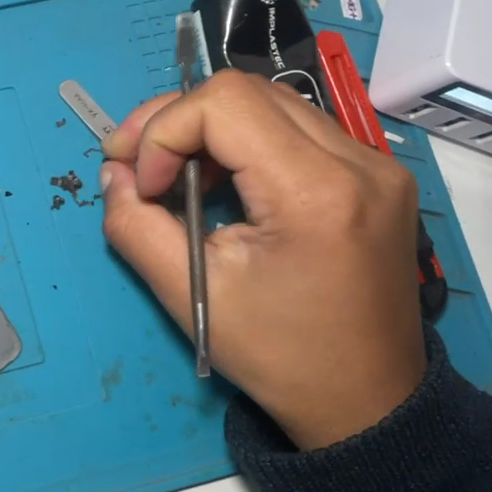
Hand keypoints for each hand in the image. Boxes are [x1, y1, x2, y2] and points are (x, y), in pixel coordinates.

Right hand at [99, 71, 425, 450]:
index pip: (223, 104)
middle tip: (136, 165)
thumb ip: (134, 225)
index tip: (142, 187)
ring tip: (175, 176)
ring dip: (207, 129)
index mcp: (314, 192)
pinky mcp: (375, 175)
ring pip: (270, 102)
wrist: (363, 400)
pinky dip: (243, 143)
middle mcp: (358, 161)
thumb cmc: (275, 354)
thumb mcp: (187, 293)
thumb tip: (115, 174)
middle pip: (245, 90)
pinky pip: (295, 129)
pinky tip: (222, 183)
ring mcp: (375, 164)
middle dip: (174, 121)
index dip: (162, 132)